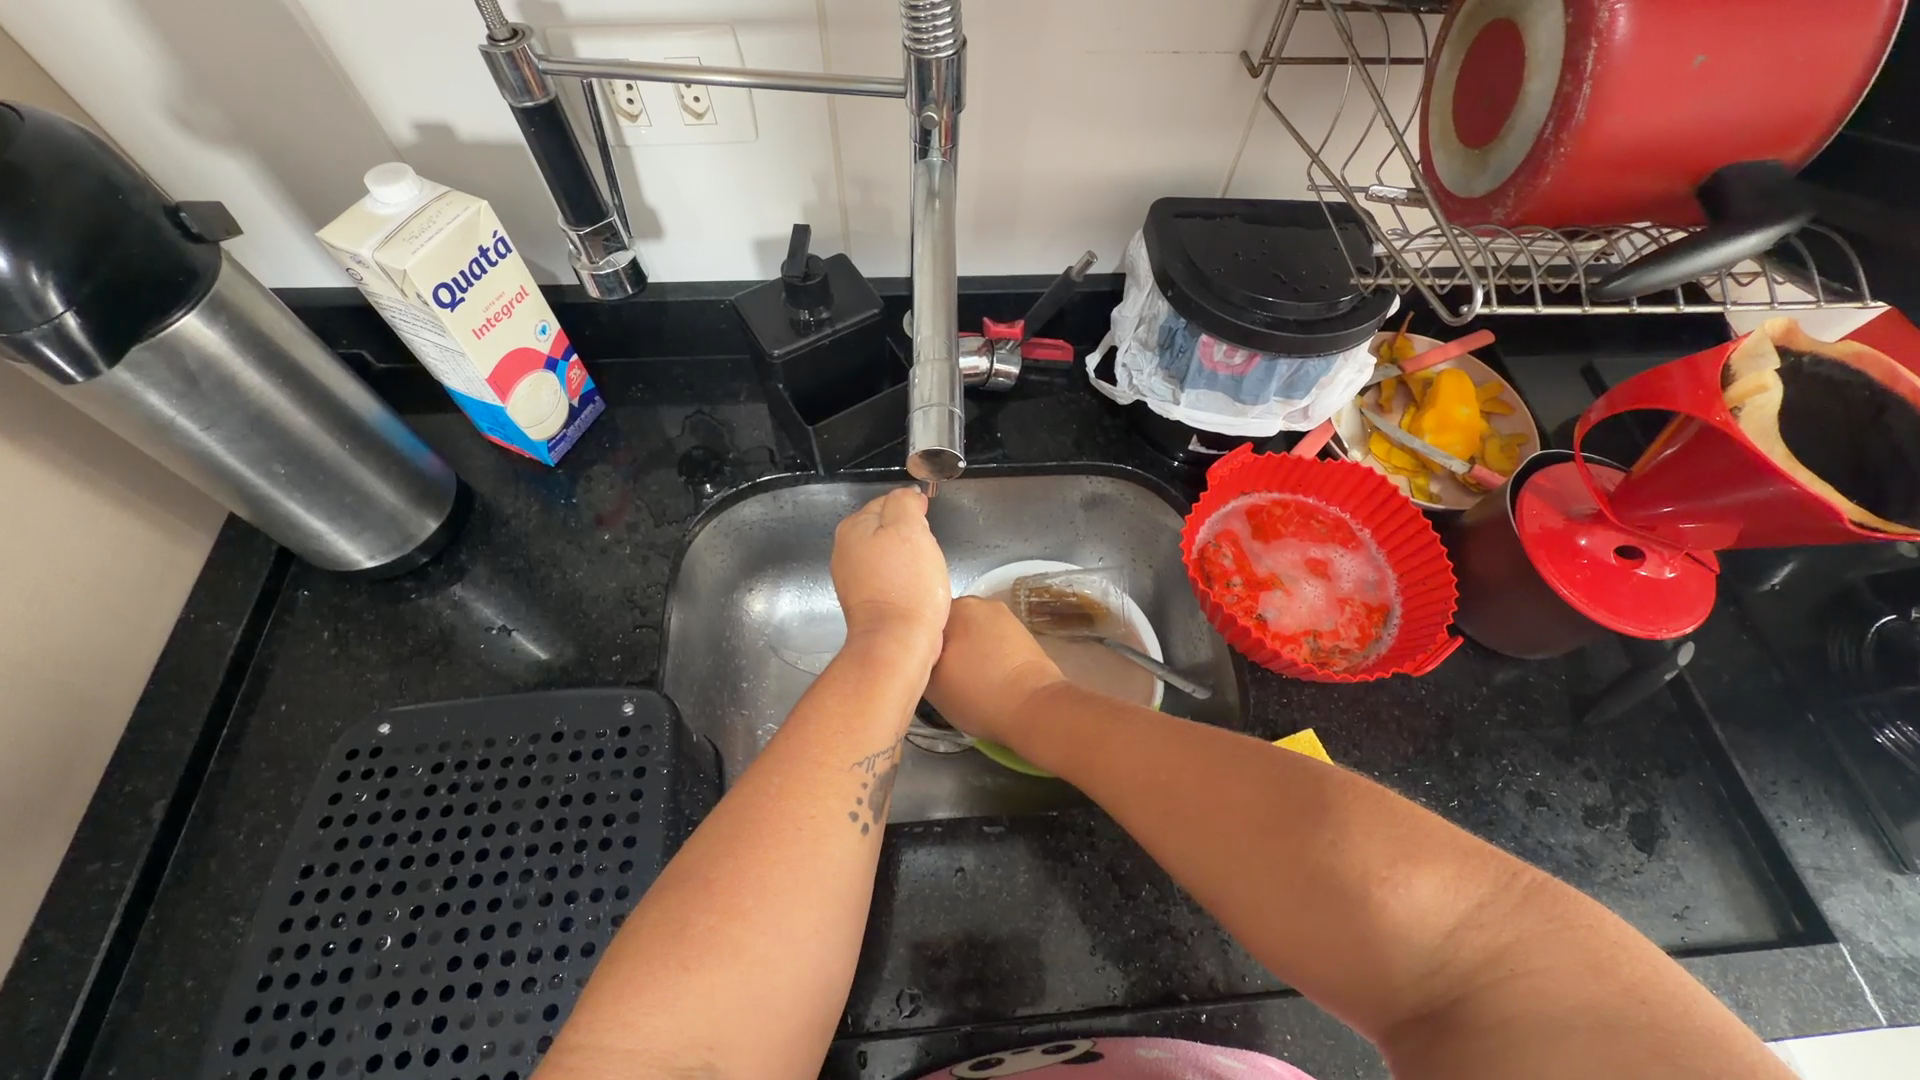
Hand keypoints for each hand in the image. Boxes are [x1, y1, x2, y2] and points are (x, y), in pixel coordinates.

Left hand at [832, 488, 950, 653]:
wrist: (897, 642)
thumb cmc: (907, 587)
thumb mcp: (910, 528)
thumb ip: (905, 502)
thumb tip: (907, 497)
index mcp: (853, 528)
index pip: (890, 502)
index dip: (915, 515)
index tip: (927, 533)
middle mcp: (846, 552)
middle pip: (890, 530)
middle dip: (913, 540)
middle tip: (926, 557)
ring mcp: (854, 579)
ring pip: (893, 556)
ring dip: (912, 564)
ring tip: (923, 578)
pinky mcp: (867, 602)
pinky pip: (892, 581)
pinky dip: (907, 584)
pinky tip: (917, 594)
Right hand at [925, 597, 1065, 745]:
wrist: (1035, 709)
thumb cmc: (978, 694)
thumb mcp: (931, 682)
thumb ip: (918, 657)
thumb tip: (919, 650)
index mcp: (957, 606)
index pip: (925, 619)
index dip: (919, 643)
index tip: (918, 665)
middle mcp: (982, 603)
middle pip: (950, 624)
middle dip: (945, 644)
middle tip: (940, 674)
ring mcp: (1006, 617)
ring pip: (972, 633)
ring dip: (966, 650)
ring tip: (964, 678)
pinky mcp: (1023, 635)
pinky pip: (992, 641)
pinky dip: (986, 655)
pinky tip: (985, 676)